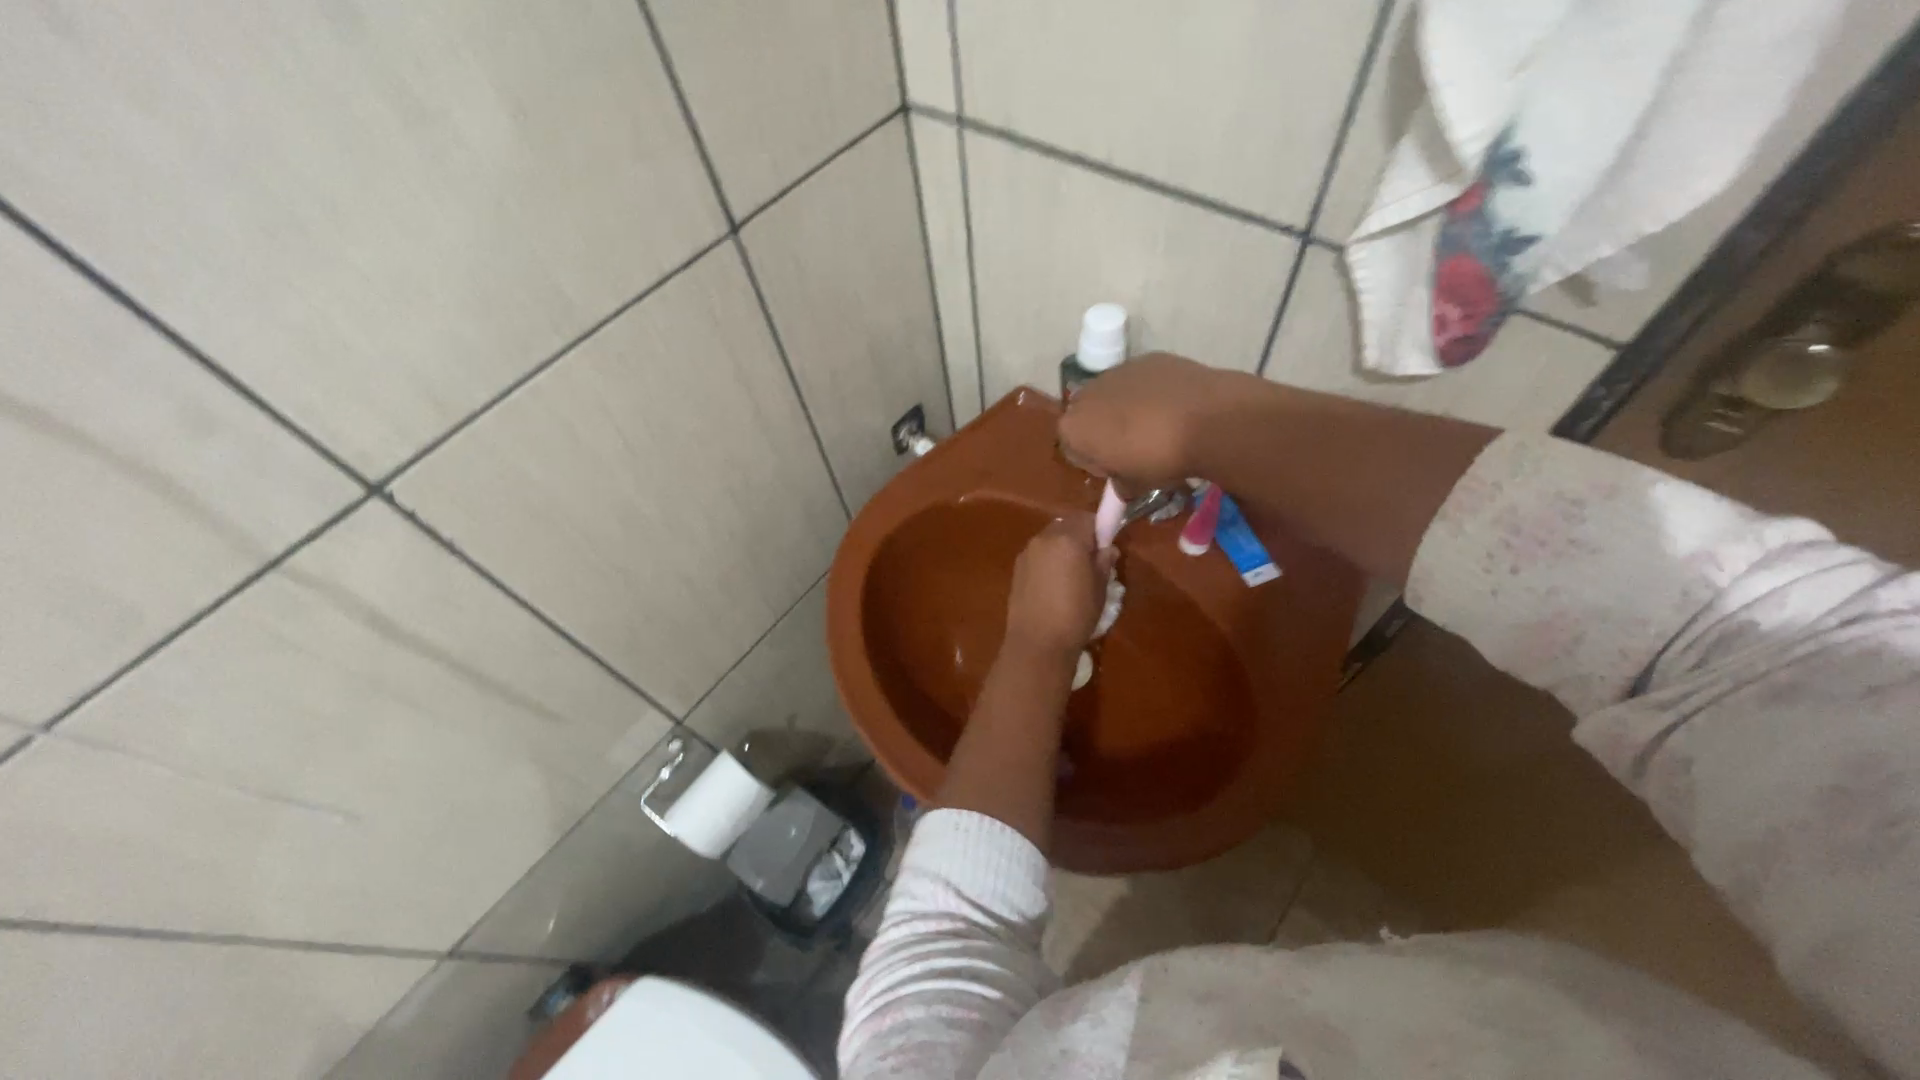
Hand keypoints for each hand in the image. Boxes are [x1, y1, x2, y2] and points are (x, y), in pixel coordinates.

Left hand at [1004, 513, 1118, 659]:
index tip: (1104, 548)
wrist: (1038, 643)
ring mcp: (1027, 553)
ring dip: (1062, 548)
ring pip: (1050, 539)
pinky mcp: (1016, 569)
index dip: (1099, 529)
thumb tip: (1107, 549)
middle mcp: (1044, 538)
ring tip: (1070, 576)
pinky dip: (1048, 560)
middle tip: (1090, 562)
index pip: (1087, 518)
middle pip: (1066, 525)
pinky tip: (1053, 585)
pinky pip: (1038, 554)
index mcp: (1068, 538)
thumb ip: (1104, 562)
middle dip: (1079, 536)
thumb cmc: (1076, 615)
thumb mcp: (1100, 589)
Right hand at [1058, 352, 1239, 492]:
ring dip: (1126, 410)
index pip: (1073, 450)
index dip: (1095, 463)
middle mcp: (1086, 394)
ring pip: (1114, 395)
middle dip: (1105, 431)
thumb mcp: (1136, 485)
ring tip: (1158, 426)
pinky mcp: (1147, 359)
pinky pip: (1141, 381)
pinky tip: (1174, 407)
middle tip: (1134, 449)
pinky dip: (1150, 392)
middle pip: (1089, 417)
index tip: (1118, 471)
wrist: (1206, 419)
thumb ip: (1120, 485)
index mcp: (1074, 428)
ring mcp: (1117, 371)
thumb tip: (1122, 486)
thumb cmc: (1160, 459)